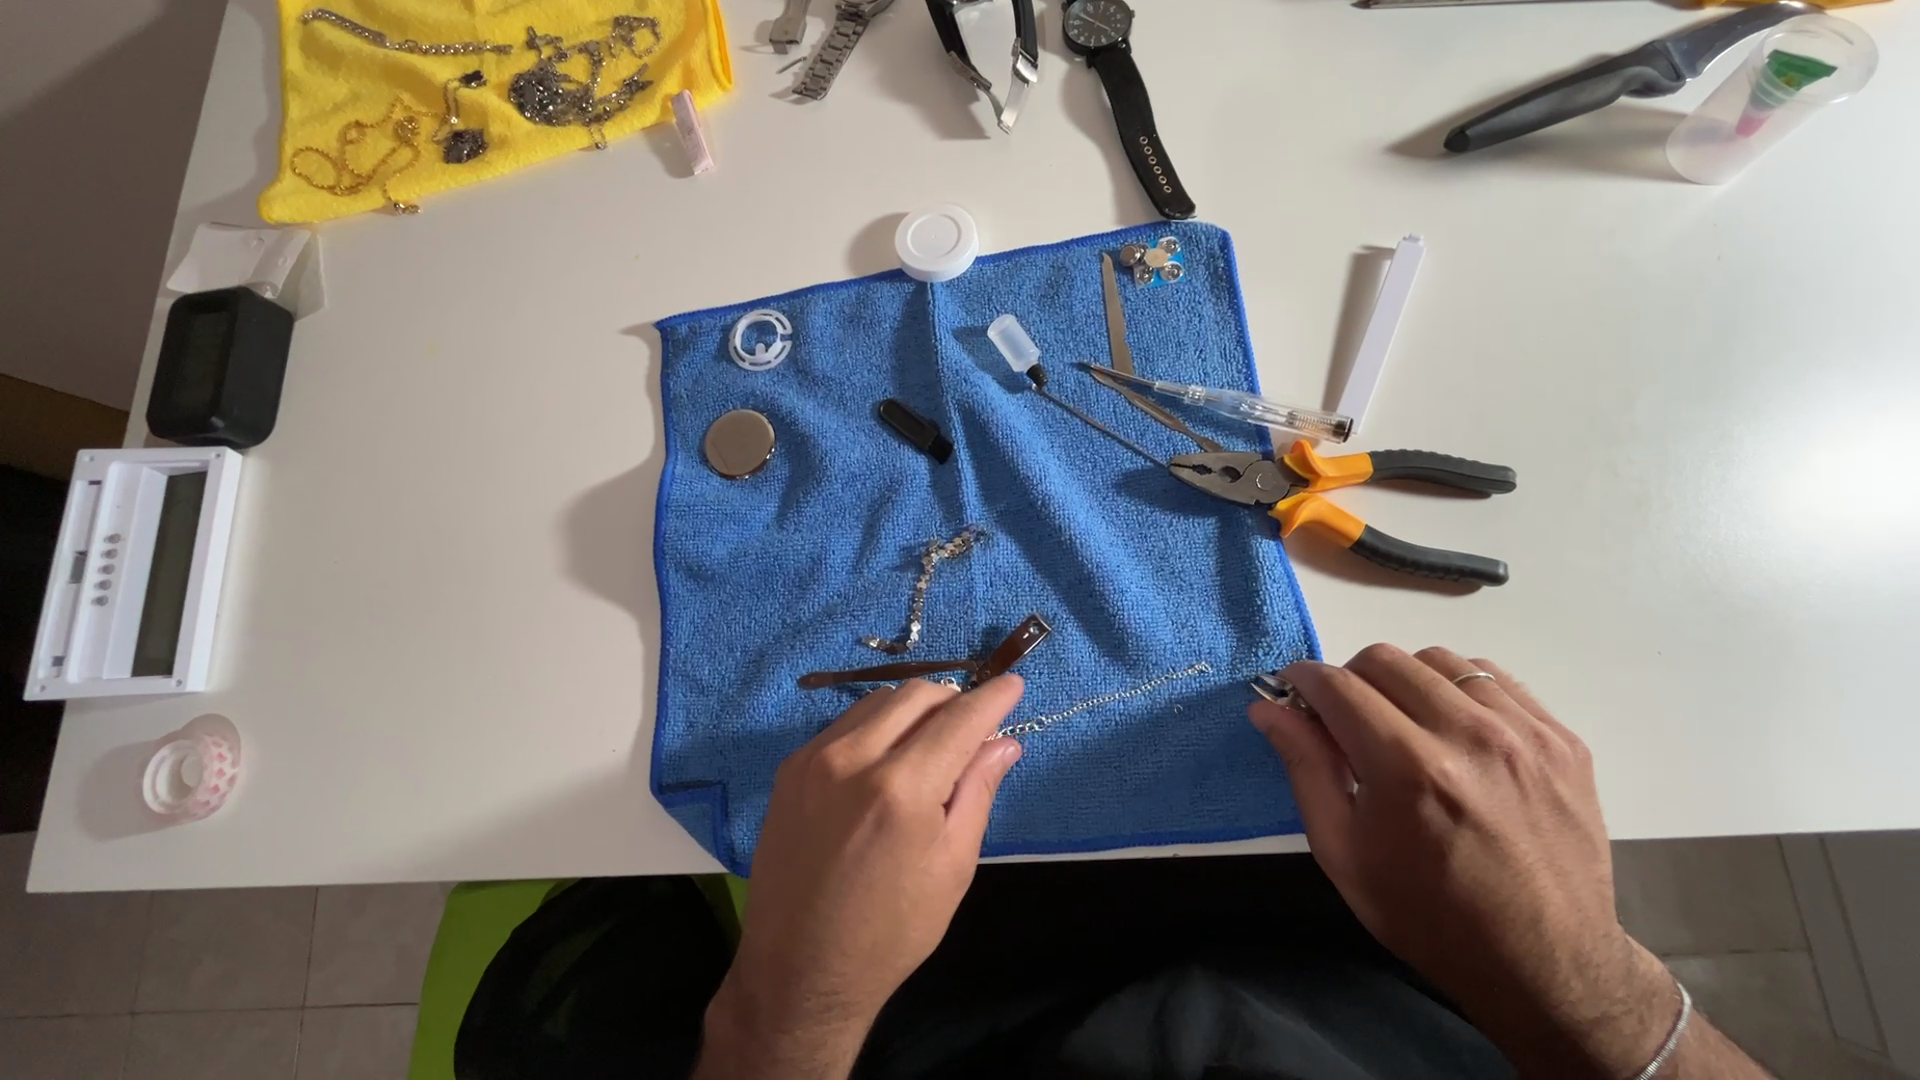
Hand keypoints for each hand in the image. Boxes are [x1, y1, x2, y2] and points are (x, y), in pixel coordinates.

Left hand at [698, 677, 1025, 1079]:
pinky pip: (845, 724)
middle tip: (972, 729)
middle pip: (916, 694)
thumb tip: (1003, 742)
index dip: (992, 698)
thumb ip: (978, 791)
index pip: (959, 718)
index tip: (1012, 684)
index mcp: (901, 788)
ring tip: (930, 747)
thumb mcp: (952, 866)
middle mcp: (853, 758)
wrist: (799, 970)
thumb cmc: (891, 931)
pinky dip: (877, 727)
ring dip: (914, 710)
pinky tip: (886, 761)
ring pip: (878, 701)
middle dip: (953, 700)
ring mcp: (814, 758)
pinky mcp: (790, 768)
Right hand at [1249, 646, 1677, 1078]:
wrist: (1545, 964)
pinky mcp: (1563, 740)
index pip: (1337, 685)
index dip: (1302, 680)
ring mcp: (1526, 735)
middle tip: (1346, 719)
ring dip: (1405, 680)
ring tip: (1403, 723)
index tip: (1293, 693)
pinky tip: (1452, 729)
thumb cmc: (1424, 912)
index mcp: (1409, 769)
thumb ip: (1304, 766)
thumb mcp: (1341, 850)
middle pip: (1384, 659)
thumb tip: (1267, 708)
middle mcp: (1470, 736)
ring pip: (1439, 659)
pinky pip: (1494, 678)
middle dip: (1349, 679)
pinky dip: (1458, 690)